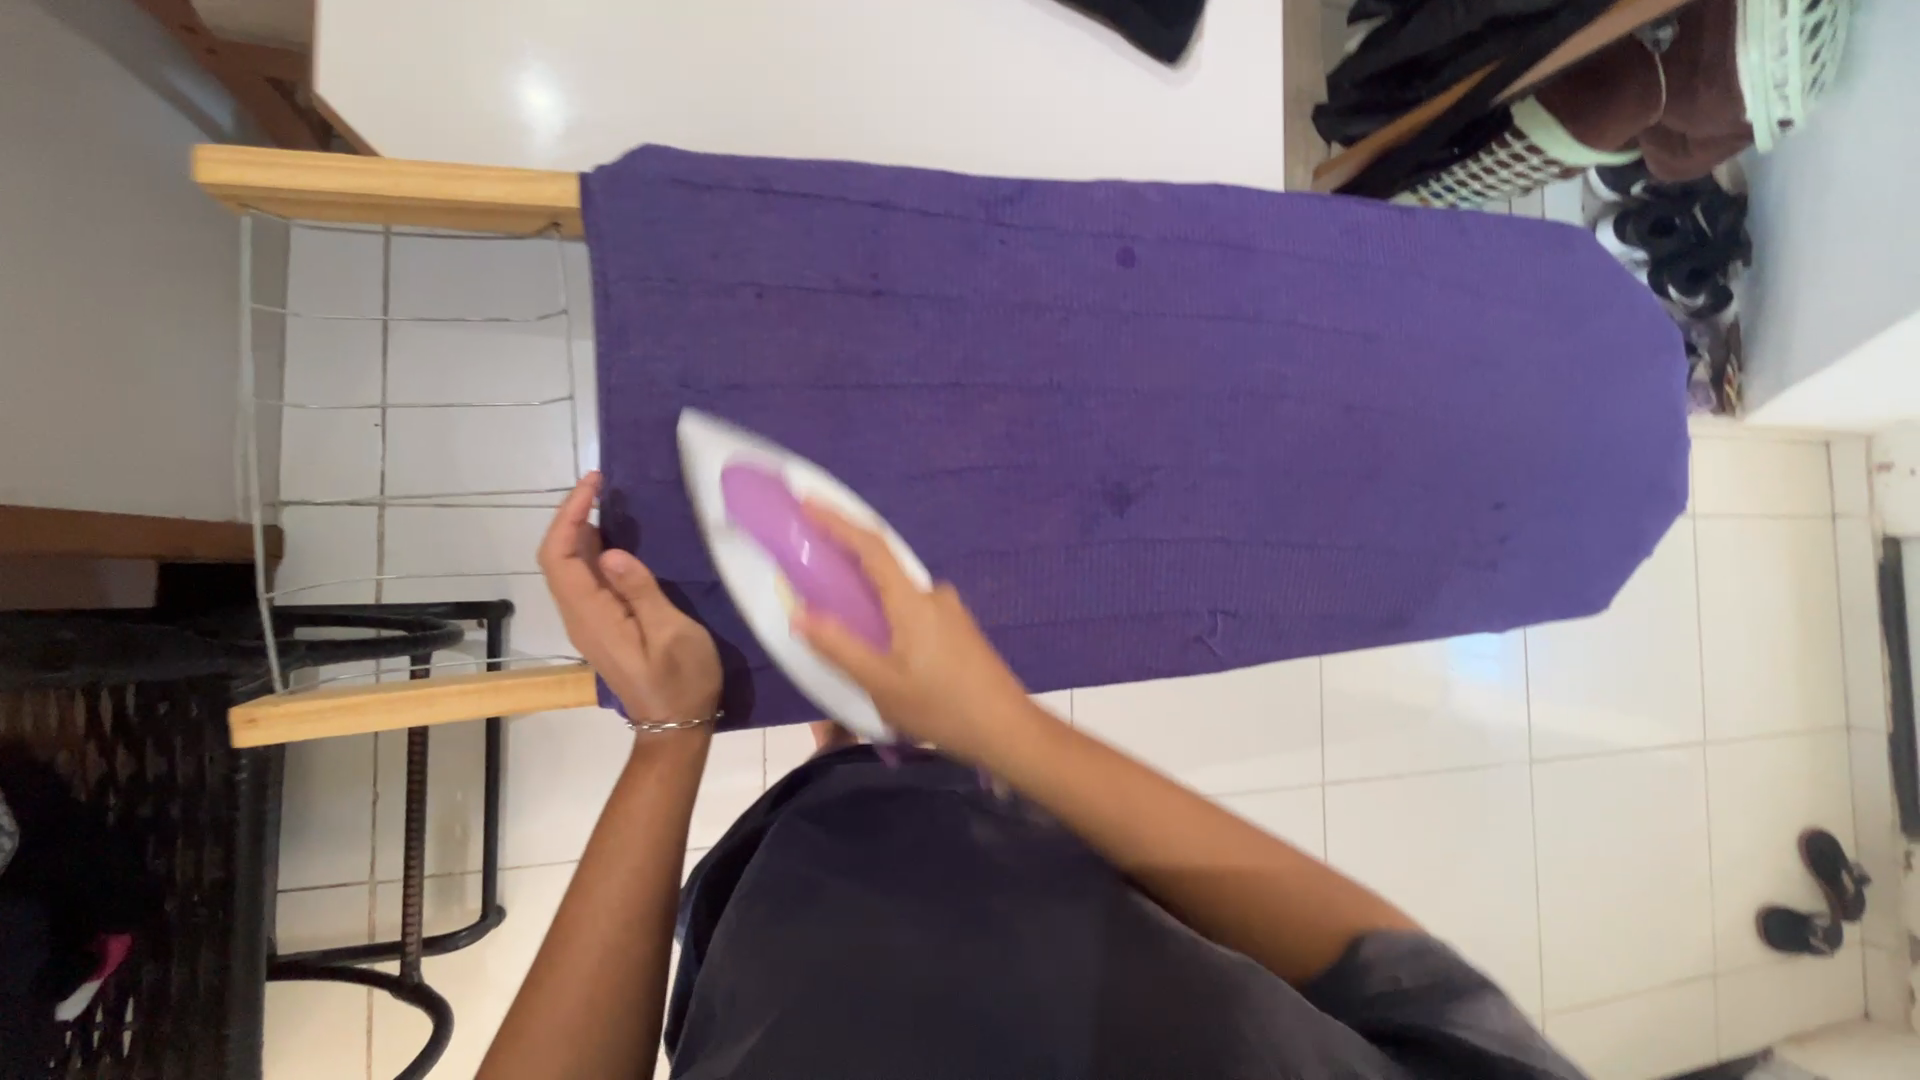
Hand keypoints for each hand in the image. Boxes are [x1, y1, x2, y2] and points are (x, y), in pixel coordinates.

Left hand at [539, 472, 721, 727]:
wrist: (675, 726)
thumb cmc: (681, 681)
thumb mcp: (671, 633)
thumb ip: (640, 592)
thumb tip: (610, 552)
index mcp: (593, 616)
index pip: (559, 555)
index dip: (569, 514)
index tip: (595, 485)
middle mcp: (580, 616)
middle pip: (557, 558)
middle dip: (572, 515)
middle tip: (603, 486)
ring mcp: (589, 623)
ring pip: (569, 568)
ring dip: (580, 531)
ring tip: (610, 503)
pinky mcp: (603, 627)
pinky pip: (586, 581)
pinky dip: (593, 551)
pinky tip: (617, 541)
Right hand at [792, 502, 1043, 765]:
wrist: (1007, 729)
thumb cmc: (942, 707)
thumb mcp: (881, 684)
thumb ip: (839, 647)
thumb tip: (799, 614)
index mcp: (912, 601)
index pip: (871, 547)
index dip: (837, 522)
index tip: (808, 504)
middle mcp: (933, 595)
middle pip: (884, 568)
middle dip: (847, 565)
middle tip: (813, 575)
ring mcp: (951, 612)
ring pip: (898, 597)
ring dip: (870, 602)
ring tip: (843, 630)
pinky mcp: (959, 631)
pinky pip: (913, 613)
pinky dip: (889, 618)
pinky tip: (881, 652)